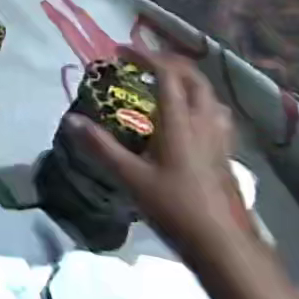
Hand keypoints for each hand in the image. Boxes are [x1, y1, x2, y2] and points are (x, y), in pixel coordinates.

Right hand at [64, 48, 250, 260]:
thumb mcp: (131, 178)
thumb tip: (71, 120)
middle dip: (170, 63)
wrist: (225, 247)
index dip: (145, 56)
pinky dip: (201, 104)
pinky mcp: (227, 156)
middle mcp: (204, 123)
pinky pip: (217, 116)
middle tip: (145, 63)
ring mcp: (220, 140)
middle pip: (194, 78)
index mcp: (180, 122)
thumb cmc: (176, 208)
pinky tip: (190, 122)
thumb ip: (100, 147)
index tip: (121, 51)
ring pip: (211, 96)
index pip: (167, 74)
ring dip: (189, 82)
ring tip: (169, 85)